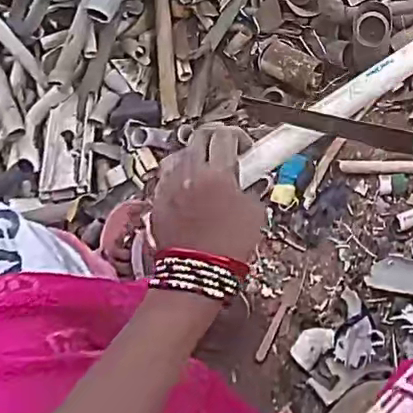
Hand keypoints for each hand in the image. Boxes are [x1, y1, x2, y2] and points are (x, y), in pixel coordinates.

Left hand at [151, 126, 262, 263]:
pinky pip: (166, 175)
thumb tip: (251, 175)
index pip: (226, 135)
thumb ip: (252, 185)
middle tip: (227, 150)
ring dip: (195, 154)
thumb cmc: (229, 248)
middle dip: (216, 138)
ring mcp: (170, 186)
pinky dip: (179, 174)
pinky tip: (189, 186)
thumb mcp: (255, 211)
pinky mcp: (157, 200)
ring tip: (205, 169)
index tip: (246, 148)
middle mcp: (190, 174)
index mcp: (218, 173)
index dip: (240, 137)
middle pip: (200, 136)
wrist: (196, 277)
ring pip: (180, 152)